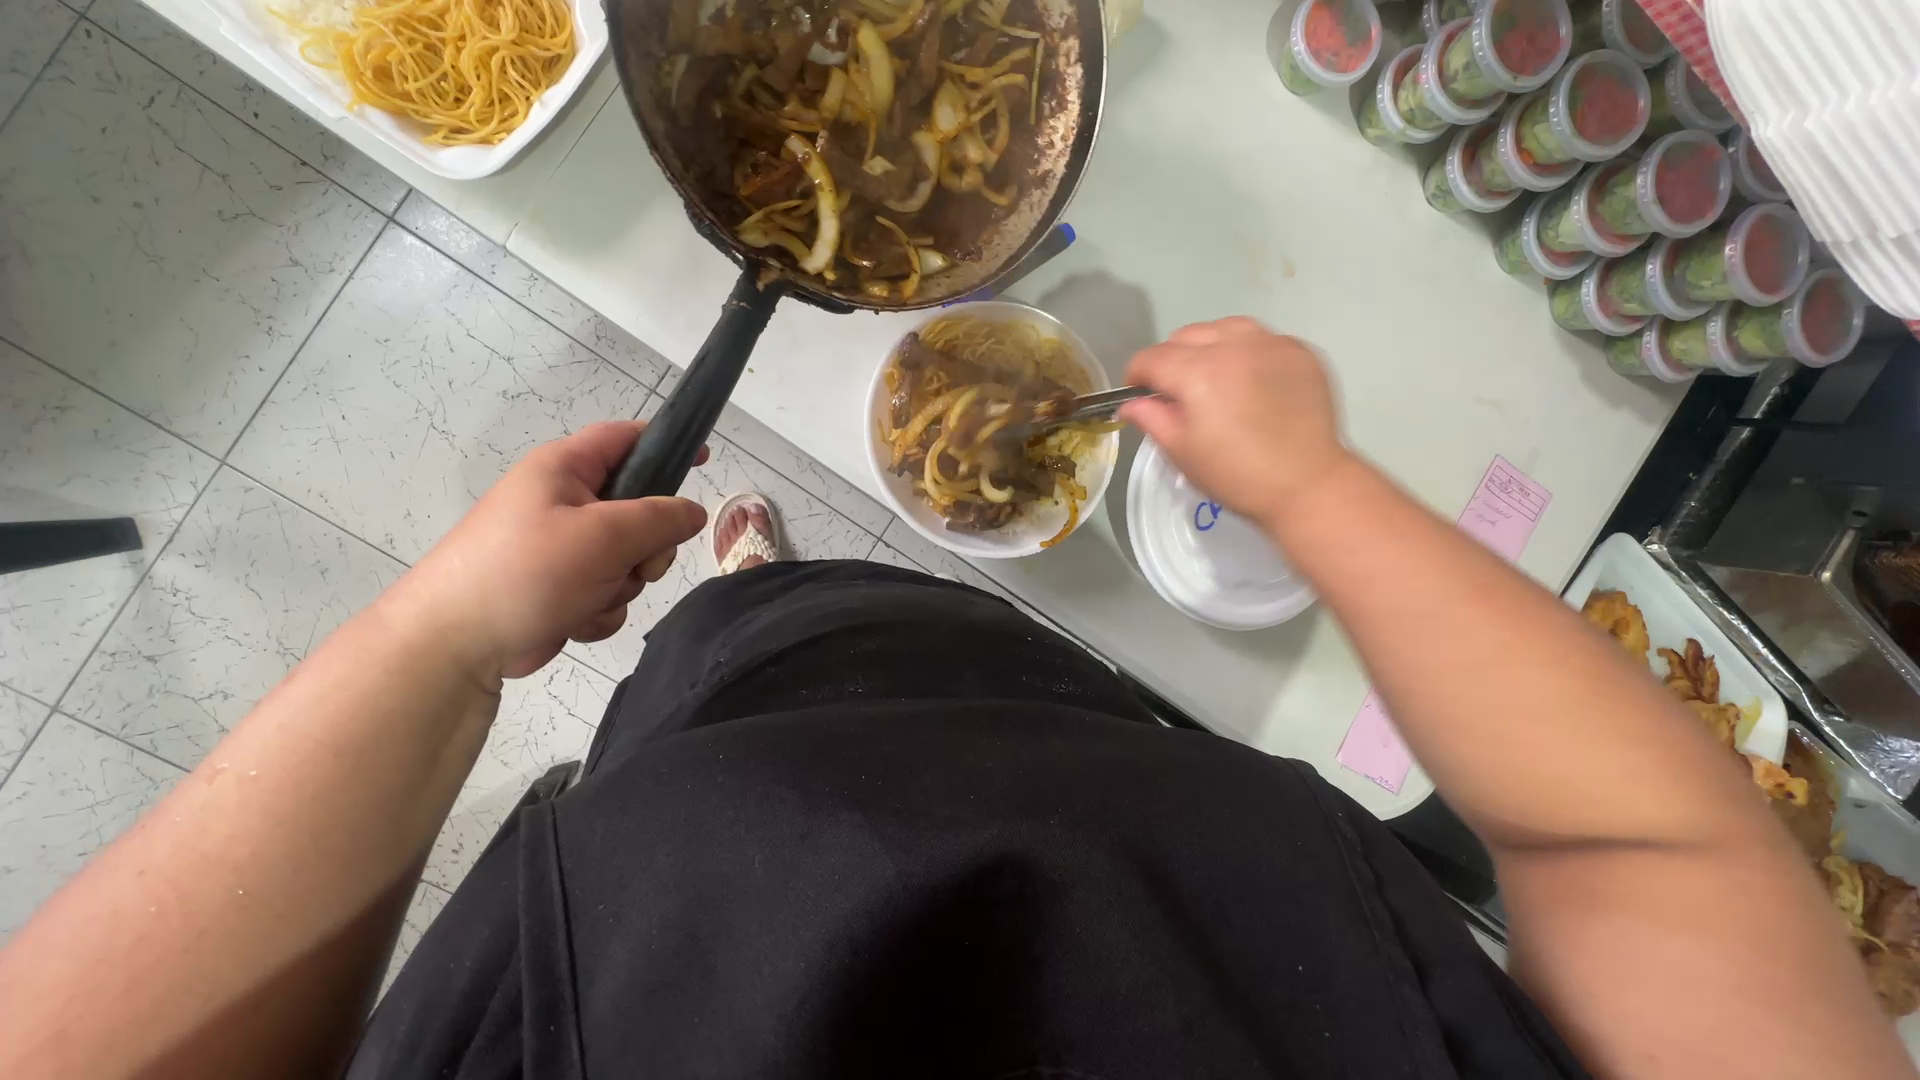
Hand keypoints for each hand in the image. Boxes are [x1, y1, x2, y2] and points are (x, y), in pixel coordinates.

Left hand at [383, 422, 708, 683]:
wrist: (455, 643)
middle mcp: (563, 502)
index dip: (668, 443)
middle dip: (648, 545)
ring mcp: (561, 547)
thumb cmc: (526, 571)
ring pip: (628, 557)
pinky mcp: (558, 587)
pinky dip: (600, 607)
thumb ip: (660, 518)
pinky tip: (576, 618)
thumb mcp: (605, 536)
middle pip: (639, 509)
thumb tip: (692, 513)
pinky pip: (607, 590)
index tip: (704, 460)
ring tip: (591, 597)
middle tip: (640, 564)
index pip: (626, 437)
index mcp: (565, 469)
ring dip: (623, 583)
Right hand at [1121, 318, 1352, 526]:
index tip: (1139, 394)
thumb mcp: (1182, 452)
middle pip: (1186, 336)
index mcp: (1198, 373)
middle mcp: (1234, 346)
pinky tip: (1249, 382)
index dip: (1137, 376)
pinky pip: (1260, 339)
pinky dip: (1246, 352)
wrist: (1307, 484)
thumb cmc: (1236, 475)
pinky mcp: (1300, 351)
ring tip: (1215, 378)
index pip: (1152, 358)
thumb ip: (1151, 418)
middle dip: (1172, 359)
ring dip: (1209, 347)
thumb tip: (1131, 403)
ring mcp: (1271, 344)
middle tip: (1179, 392)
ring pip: (1224, 328)